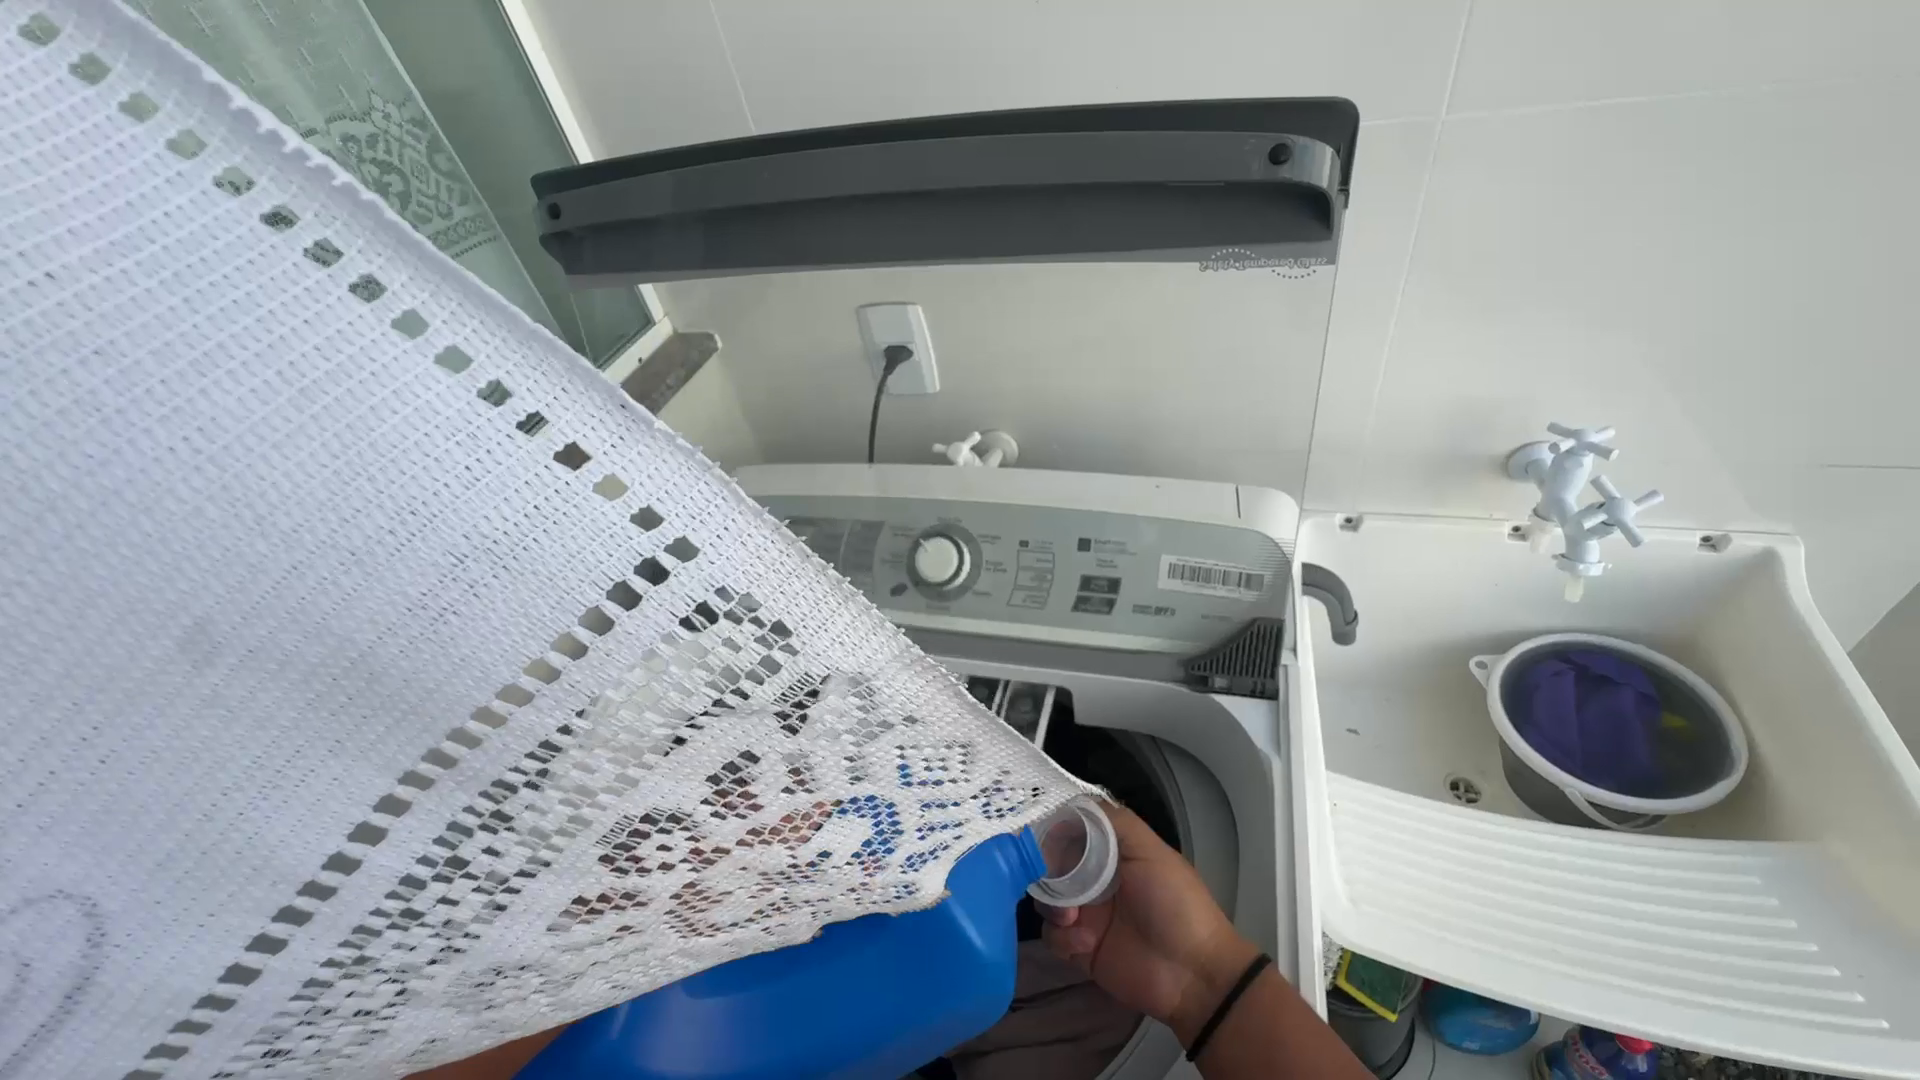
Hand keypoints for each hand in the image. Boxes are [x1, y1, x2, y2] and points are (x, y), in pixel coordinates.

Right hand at [1039, 804, 1261, 1044]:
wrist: (1193, 975)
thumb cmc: (1175, 905)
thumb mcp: (1152, 852)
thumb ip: (1116, 823)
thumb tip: (1075, 805)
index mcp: (1113, 854)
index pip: (1072, 833)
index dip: (1056, 835)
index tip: (1046, 843)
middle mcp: (1096, 881)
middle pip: (1053, 866)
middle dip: (1049, 874)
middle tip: (1061, 888)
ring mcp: (1087, 915)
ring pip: (1047, 900)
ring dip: (1053, 907)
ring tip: (1073, 919)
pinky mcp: (1080, 949)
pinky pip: (1053, 937)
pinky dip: (1062, 938)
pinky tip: (1085, 944)